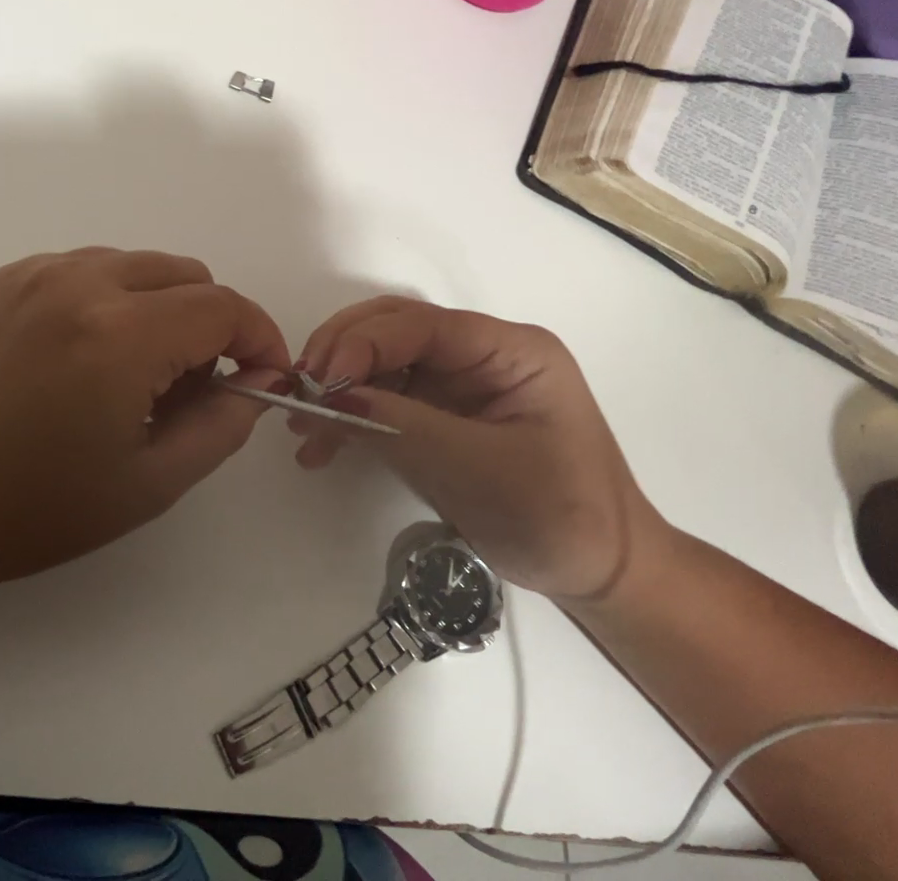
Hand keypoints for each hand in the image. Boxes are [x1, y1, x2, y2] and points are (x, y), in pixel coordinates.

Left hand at [0, 248, 290, 591]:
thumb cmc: (38, 507)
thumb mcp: (152, 482)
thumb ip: (222, 423)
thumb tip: (254, 381)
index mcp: (121, 335)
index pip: (222, 308)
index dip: (259, 338)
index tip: (263, 374)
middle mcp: (78, 283)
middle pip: (182, 274)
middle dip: (207, 323)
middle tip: (188, 386)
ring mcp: (31, 275)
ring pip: (131, 266)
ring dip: (155, 309)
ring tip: (127, 375)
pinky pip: (78, 271)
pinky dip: (103, 302)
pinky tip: (76, 359)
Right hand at [291, 297, 663, 600]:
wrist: (598, 571)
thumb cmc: (558, 515)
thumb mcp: (478, 469)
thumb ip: (402, 427)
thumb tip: (329, 399)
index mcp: (510, 351)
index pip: (422, 325)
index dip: (364, 343)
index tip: (321, 381)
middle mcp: (480, 357)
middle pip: (394, 330)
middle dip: (342, 353)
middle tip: (300, 390)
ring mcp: (458, 387)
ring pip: (381, 365)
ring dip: (337, 388)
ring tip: (301, 424)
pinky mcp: (440, 419)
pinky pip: (383, 403)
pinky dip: (349, 420)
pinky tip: (320, 448)